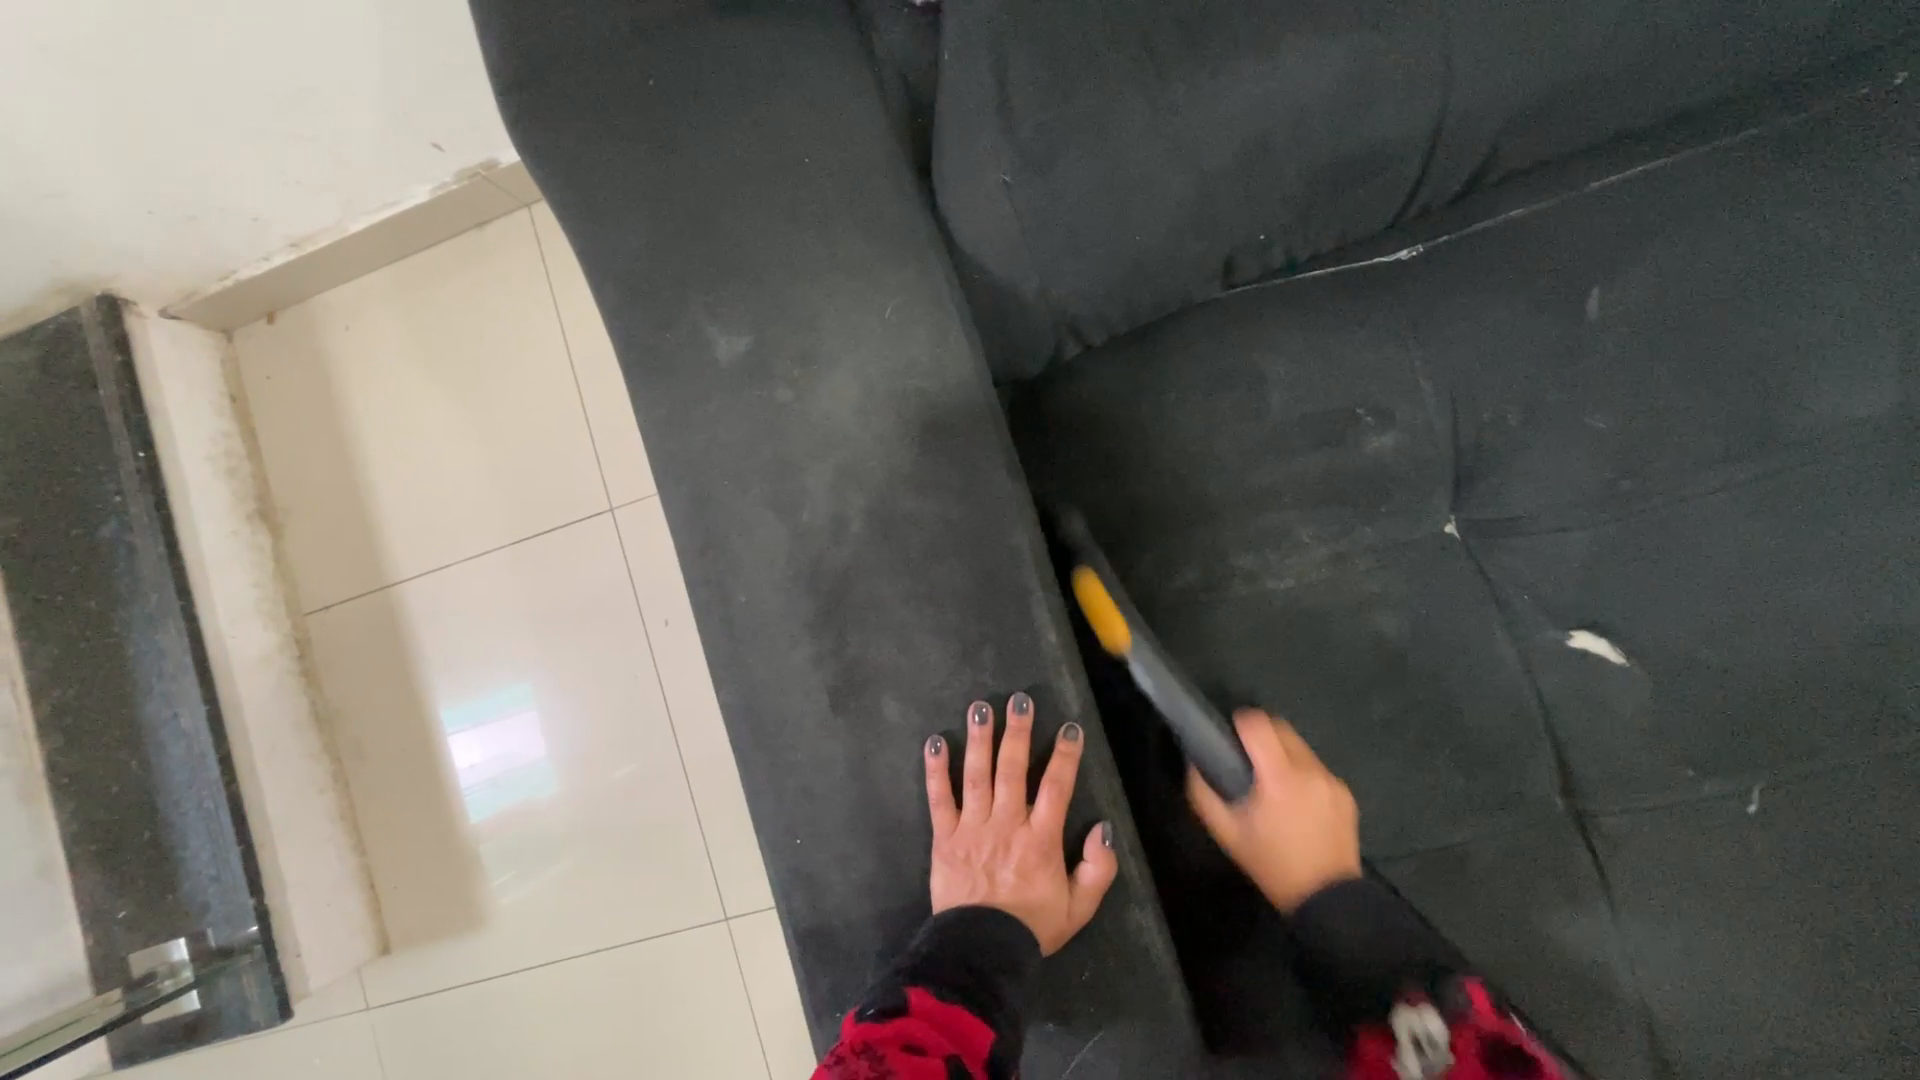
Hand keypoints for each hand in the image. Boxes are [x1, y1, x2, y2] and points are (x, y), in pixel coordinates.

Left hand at [924, 693, 1118, 954]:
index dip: (1064, 755)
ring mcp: (972, 828)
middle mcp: (1007, 824)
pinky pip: (939, 798)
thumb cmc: (1031, 928)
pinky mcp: (944, 837)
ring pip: (977, 775)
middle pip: (1013, 769)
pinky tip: (935, 742)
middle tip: (1020, 699)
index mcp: (1041, 839)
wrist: (981, 953)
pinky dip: (936, 770)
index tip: (1069, 728)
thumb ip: (1097, 869)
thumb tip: (1102, 828)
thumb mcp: (1079, 907)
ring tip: (980, 707)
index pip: (1056, 786)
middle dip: (1018, 731)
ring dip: (979, 738)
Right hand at [1188, 709, 1361, 913]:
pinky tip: (1296, 801)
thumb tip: (1194, 763)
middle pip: (1282, 728)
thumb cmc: (1271, 864)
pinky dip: (1302, 774)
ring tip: (1272, 780)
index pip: (1258, 724)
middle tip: (1247, 756)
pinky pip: (1317, 769)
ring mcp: (1331, 781)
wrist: (1326, 898)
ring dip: (1283, 753)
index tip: (1230, 734)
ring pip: (1301, 747)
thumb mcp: (1226, 833)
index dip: (1240, 721)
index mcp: (1279, 777)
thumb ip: (1203, 793)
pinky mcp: (1346, 793)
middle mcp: (1309, 770)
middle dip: (1262, 734)